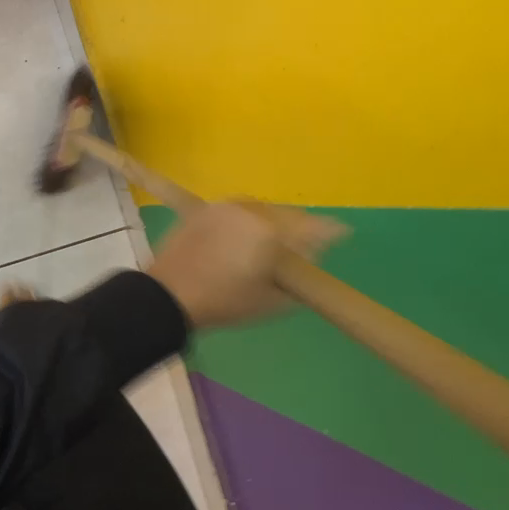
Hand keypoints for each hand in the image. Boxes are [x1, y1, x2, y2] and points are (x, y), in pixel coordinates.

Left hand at [146, 201, 347, 328]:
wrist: (168, 293)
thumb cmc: (223, 302)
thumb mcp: (271, 300)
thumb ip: (298, 277)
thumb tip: (310, 257)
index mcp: (270, 231)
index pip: (312, 226)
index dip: (330, 231)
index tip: (341, 234)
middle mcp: (250, 211)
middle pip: (288, 214)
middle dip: (300, 226)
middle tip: (306, 244)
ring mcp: (224, 207)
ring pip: (262, 209)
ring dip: (274, 220)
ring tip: (275, 240)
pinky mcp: (204, 209)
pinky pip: (238, 210)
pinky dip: (250, 219)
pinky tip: (247, 235)